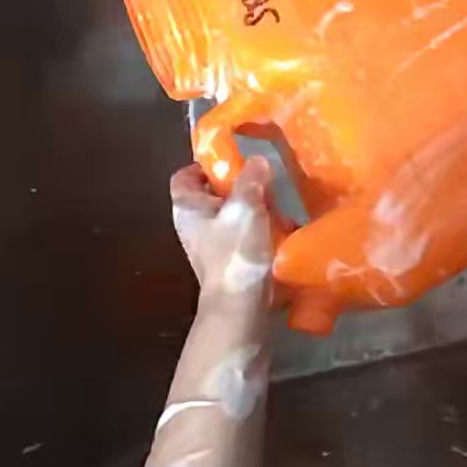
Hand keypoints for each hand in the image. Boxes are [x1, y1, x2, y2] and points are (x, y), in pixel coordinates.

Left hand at [170, 157, 274, 312]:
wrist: (240, 305)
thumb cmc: (235, 251)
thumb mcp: (246, 207)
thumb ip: (251, 180)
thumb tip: (257, 161)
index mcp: (188, 209)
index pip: (185, 176)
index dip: (206, 165)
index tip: (234, 161)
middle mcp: (194, 225)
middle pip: (212, 194)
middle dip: (238, 186)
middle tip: (263, 181)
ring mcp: (211, 245)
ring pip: (231, 215)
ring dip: (253, 208)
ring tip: (277, 205)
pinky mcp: (229, 260)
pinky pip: (243, 235)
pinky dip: (260, 229)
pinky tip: (281, 229)